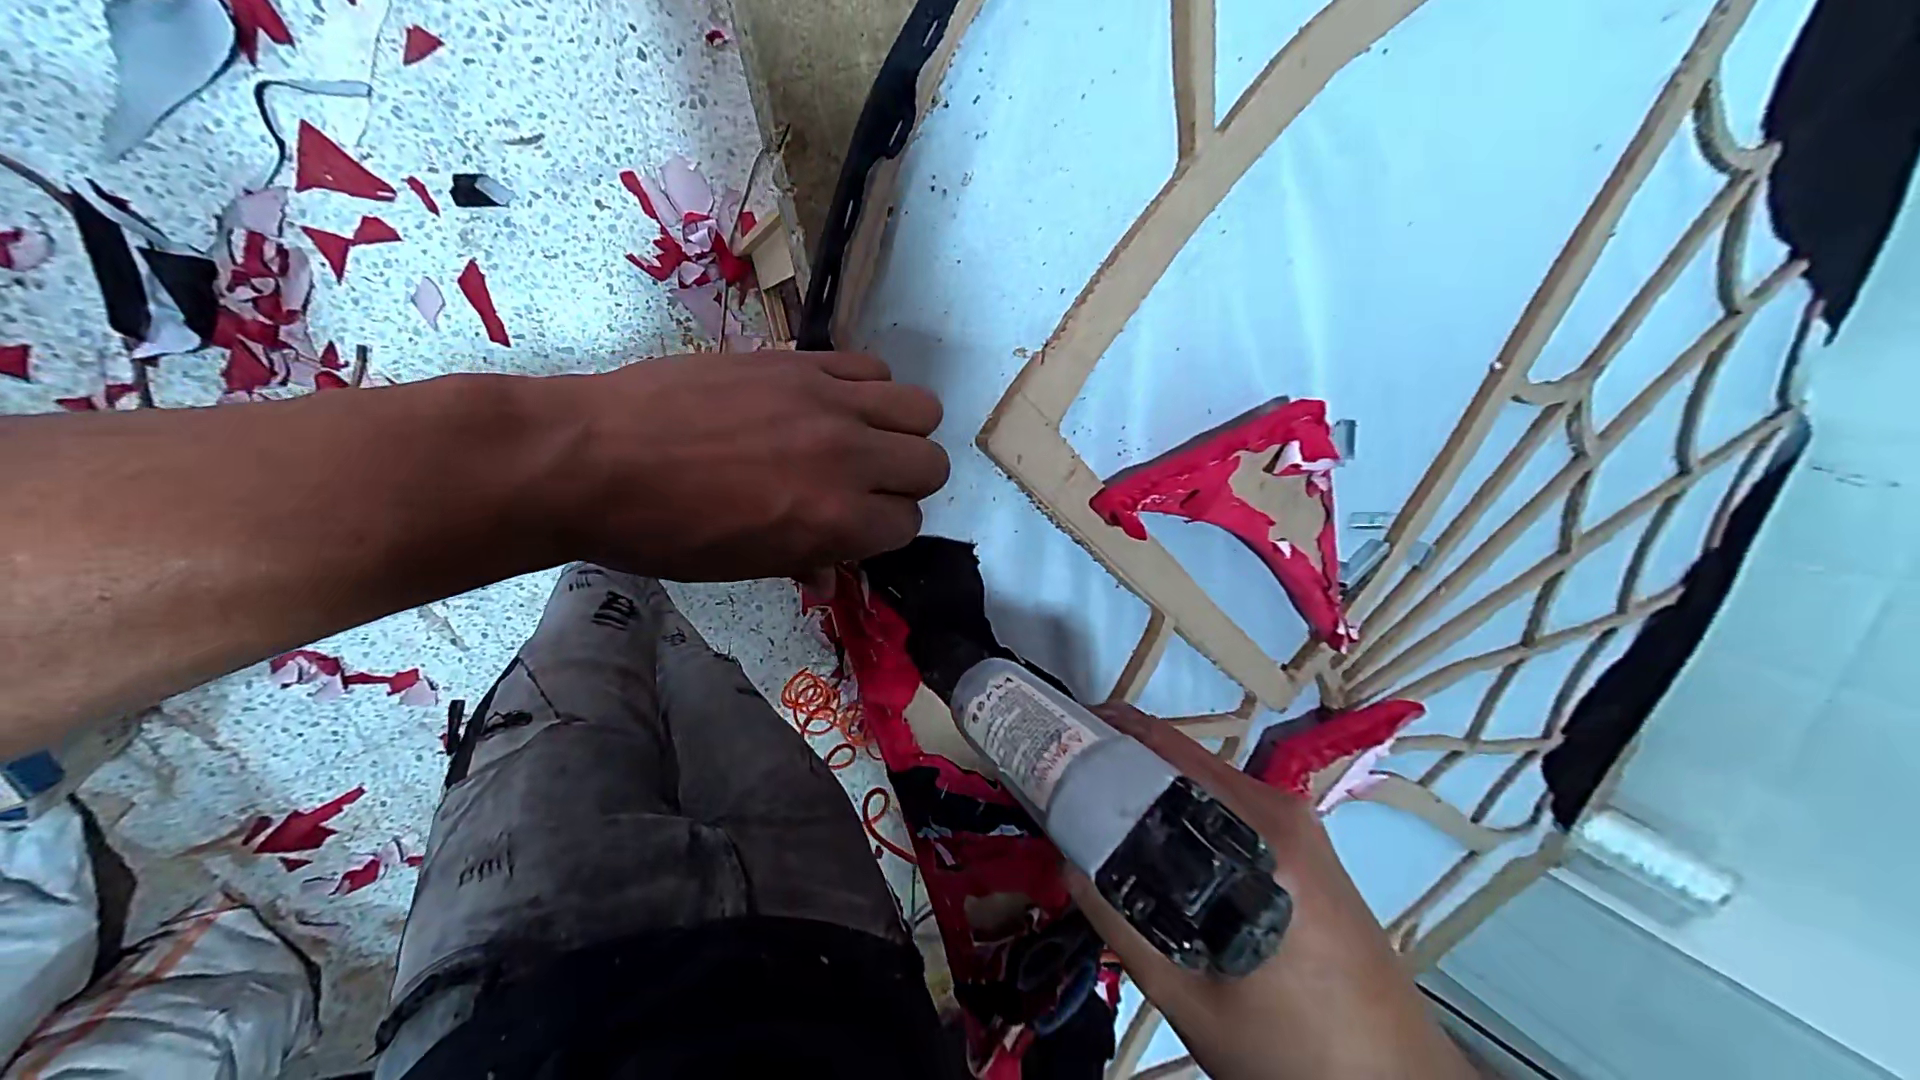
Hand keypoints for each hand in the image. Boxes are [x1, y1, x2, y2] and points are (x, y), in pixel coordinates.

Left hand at [543, 351, 948, 580]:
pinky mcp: (801, 361)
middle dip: (905, 482)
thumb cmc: (662, 531)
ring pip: (919, 408)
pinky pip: (871, 366)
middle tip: (866, 483)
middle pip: (930, 464)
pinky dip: (866, 388)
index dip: (883, 530)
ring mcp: (827, 401)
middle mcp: (848, 457)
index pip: (907, 524)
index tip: (856, 527)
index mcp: (835, 521)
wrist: (591, 457)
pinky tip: (829, 402)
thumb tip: (827, 570)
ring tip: (859, 436)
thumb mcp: (741, 566)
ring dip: (899, 429)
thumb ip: (802, 561)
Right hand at [1073, 704, 1477, 1079]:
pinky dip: (1182, 807)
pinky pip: (1227, 806)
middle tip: (1066, 775)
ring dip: (1150, 782)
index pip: (1170, 750)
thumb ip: (1121, 924)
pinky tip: (1153, 835)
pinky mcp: (1304, 846)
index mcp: (1261, 833)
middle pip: (1184, 758)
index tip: (1061, 742)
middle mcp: (1281, 811)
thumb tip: (1067, 858)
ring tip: (1096, 802)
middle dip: (1121, 757)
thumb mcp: (1191, 996)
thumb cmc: (1296, 1049)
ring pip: (1204, 781)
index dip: (1109, 734)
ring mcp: (1298, 825)